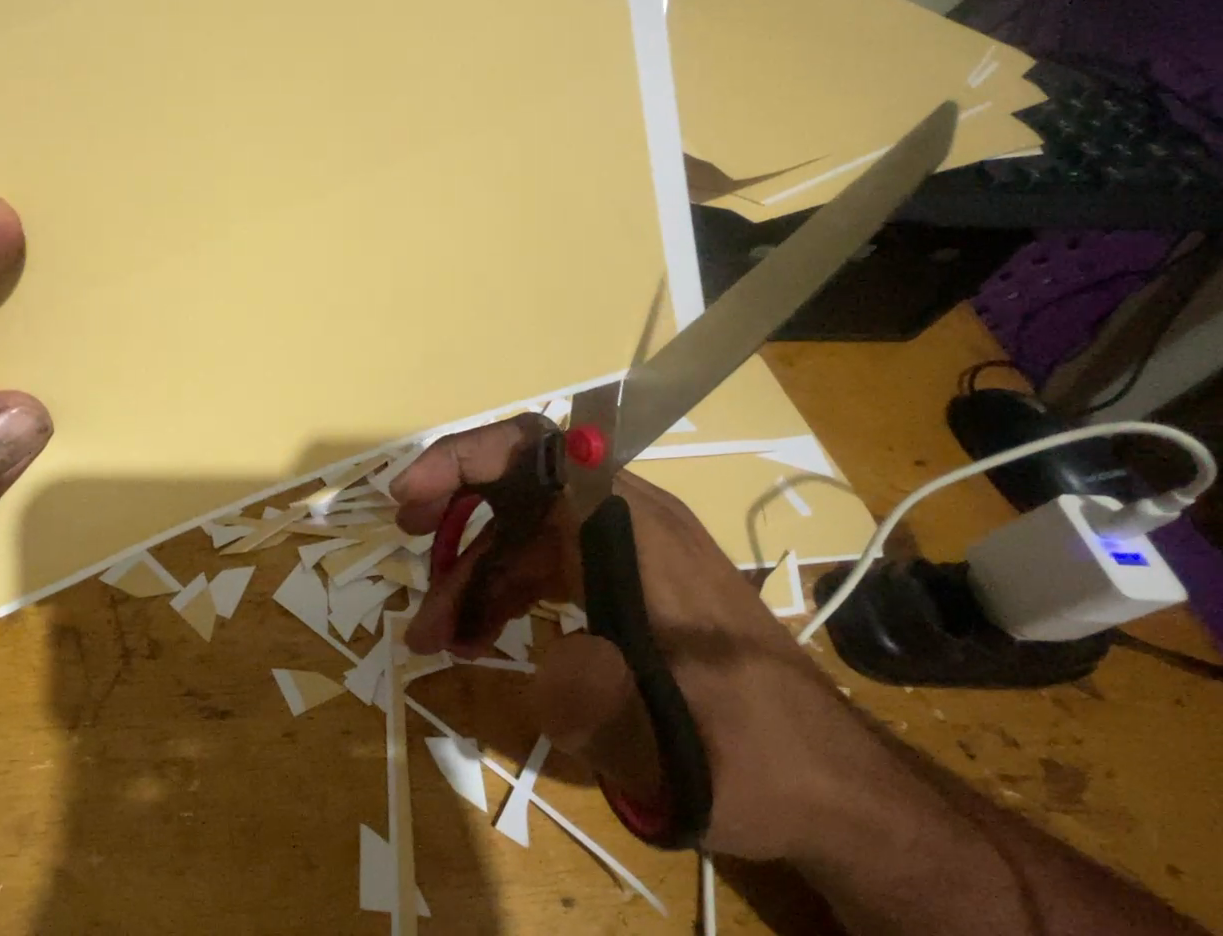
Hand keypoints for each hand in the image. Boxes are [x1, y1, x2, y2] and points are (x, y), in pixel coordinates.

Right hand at [392, 415, 902, 860]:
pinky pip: (551, 564)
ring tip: (434, 637)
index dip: (465, 460)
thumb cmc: (755, 758)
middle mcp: (629, 525)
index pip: (538, 454)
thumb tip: (545, 662)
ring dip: (476, 576)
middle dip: (455, 527)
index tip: (409, 499)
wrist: (831, 787)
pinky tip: (480, 638)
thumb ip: (599, 711)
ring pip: (528, 535)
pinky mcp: (630, 583)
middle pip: (520, 493)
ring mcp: (629, 552)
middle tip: (411, 569)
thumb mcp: (669, 749)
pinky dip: (508, 593)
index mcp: (634, 536)